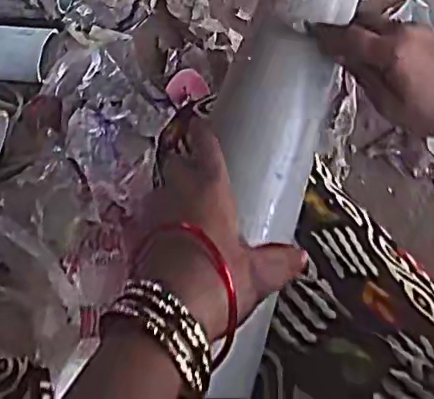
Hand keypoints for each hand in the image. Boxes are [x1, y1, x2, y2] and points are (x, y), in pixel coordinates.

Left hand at [135, 114, 305, 338]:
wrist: (170, 310)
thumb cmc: (218, 282)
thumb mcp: (255, 275)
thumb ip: (277, 262)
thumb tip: (299, 257)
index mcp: (210, 186)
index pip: (205, 145)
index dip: (202, 132)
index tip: (200, 124)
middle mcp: (178, 188)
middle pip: (176, 162)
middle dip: (182, 163)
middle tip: (194, 173)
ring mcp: (152, 209)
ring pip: (158, 189)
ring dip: (167, 195)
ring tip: (179, 211)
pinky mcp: (133, 233)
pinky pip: (143, 218)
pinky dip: (151, 223)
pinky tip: (158, 237)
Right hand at [310, 17, 433, 142]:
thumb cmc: (425, 114)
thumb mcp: (385, 103)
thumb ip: (361, 74)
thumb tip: (342, 56)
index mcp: (391, 52)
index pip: (350, 36)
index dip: (329, 35)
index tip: (312, 31)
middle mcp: (402, 32)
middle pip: (363, 21)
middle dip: (346, 30)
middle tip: (332, 41)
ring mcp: (415, 29)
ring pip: (378, 22)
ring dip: (365, 32)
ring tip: (358, 49)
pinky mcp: (425, 31)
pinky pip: (394, 27)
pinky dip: (382, 35)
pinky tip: (382, 51)